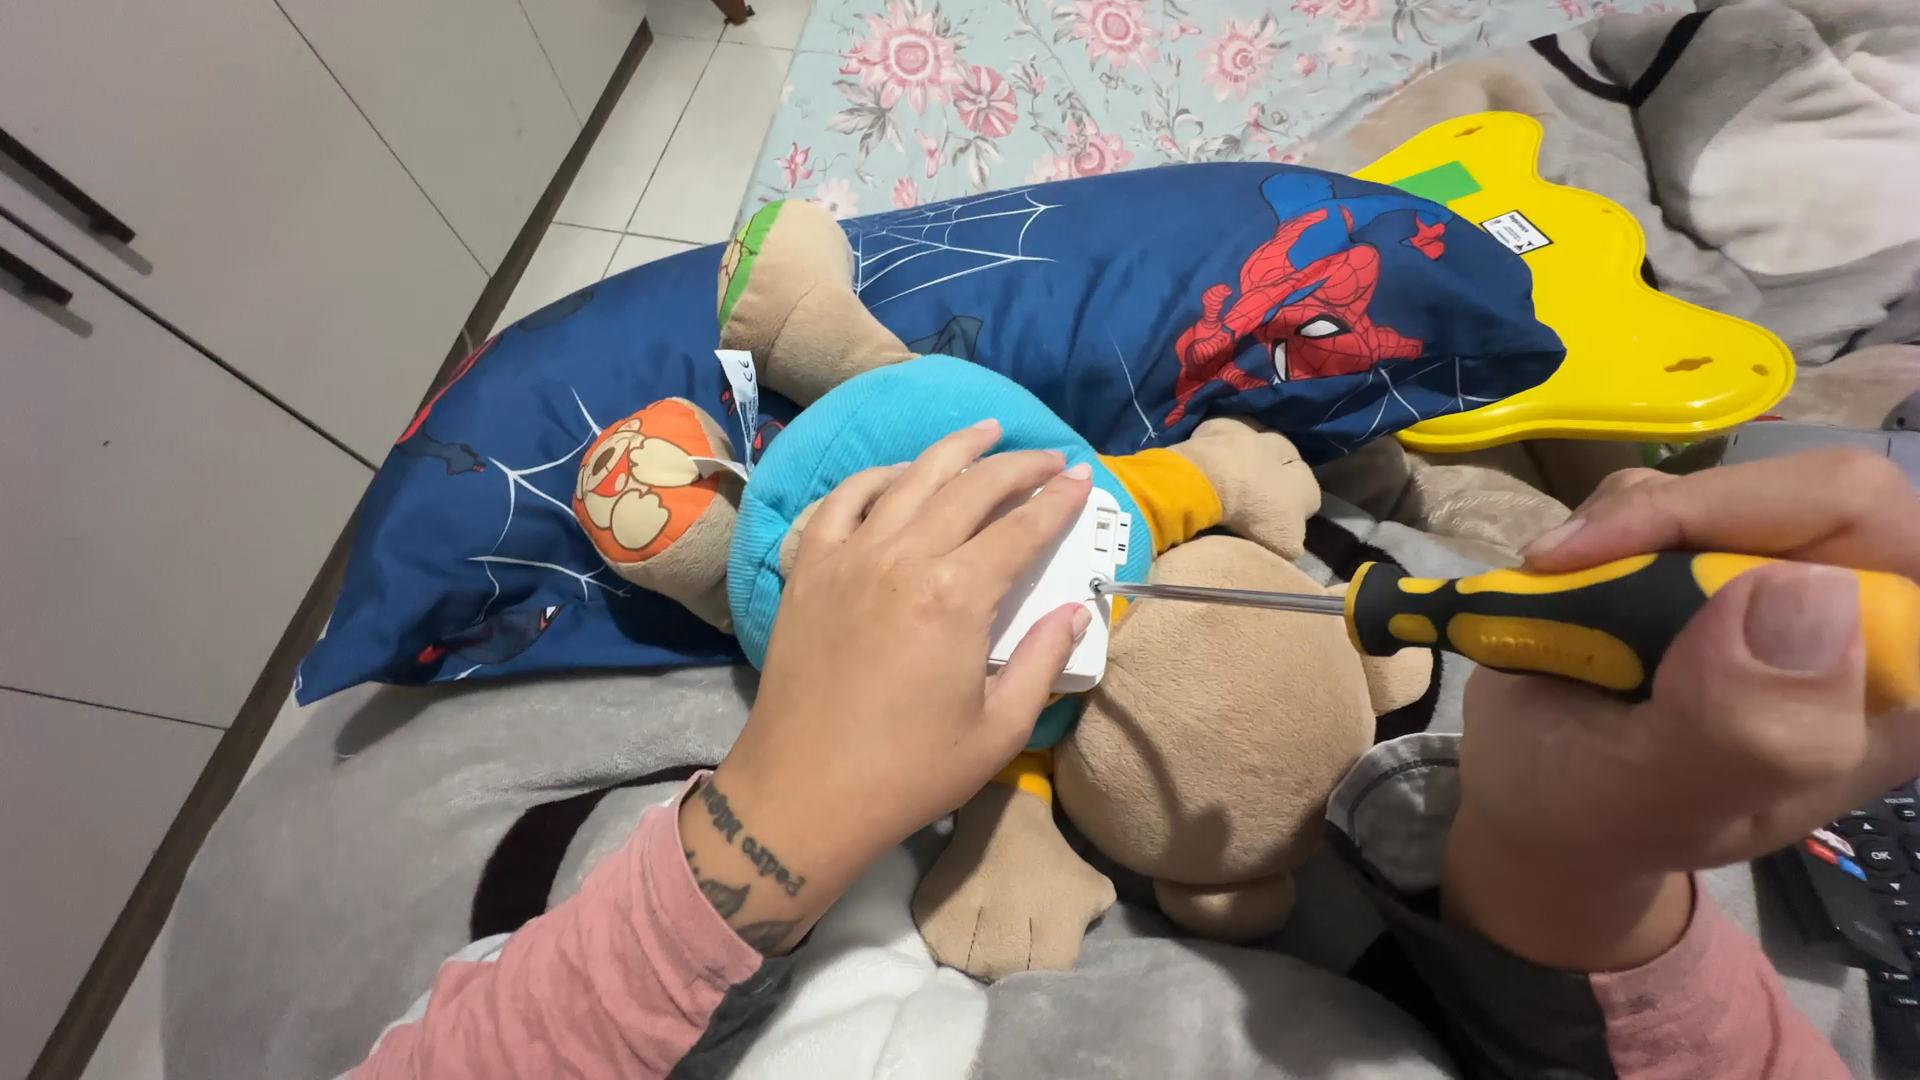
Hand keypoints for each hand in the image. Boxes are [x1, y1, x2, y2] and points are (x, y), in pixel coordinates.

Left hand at [678, 420, 1093, 952]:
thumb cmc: (908, 771)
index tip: (1083, 477)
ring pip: (910, 478)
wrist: (803, 791)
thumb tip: (1075, 612)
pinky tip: (900, 474)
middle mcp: (904, 557)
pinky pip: (844, 501)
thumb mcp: (999, 730)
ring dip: (953, 449)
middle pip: (971, 488)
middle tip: (1049, 456)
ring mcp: (850, 556)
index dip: (1058, 500)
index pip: (1021, 529)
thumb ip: (1044, 662)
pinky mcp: (810, 568)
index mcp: (957, 596)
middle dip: (1018, 465)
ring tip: (984, 431)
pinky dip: (877, 477)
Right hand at [1444, 448, 1919, 970]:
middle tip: (1558, 568)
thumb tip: (1799, 589)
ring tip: (1551, 591)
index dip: (1739, 516)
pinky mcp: (1693, 572)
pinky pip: (1658, 500)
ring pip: (1716, 488)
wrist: (1526, 798)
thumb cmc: (1588, 809)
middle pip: (1802, 494)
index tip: (1597, 560)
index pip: (1870, 531)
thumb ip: (1748, 725)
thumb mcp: (1656, 794)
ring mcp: (1764, 593)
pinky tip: (1557, 585)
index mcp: (1885, 685)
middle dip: (1662, 518)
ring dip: (1614, 528)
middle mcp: (1849, 627)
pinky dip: (1591, 531)